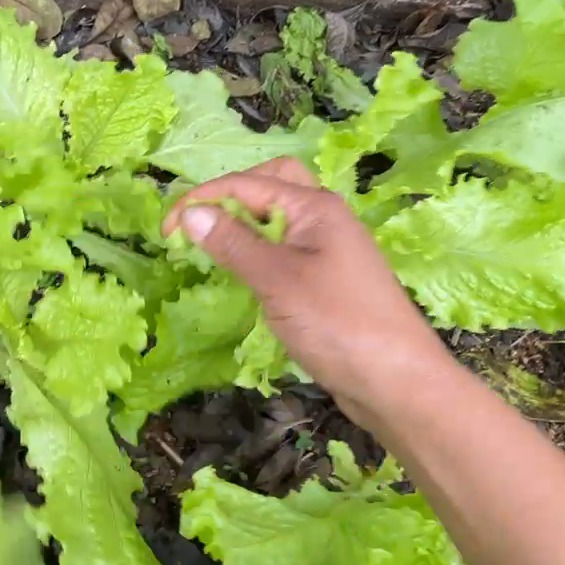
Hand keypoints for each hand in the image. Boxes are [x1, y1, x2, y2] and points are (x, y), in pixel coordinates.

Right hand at [162, 158, 453, 424]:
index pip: (245, 184)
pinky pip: (285, 245)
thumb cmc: (337, 324)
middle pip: (270, 182)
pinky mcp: (328, 277)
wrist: (398, 383)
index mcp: (314, 206)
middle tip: (199, 223)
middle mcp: (323, 217)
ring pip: (278, 214)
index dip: (201, 200)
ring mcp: (329, 247)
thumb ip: (232, 242)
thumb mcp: (276, 280)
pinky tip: (245, 270)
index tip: (166, 232)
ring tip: (215, 242)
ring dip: (244, 220)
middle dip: (229, 194)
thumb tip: (191, 212)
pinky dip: (258, 247)